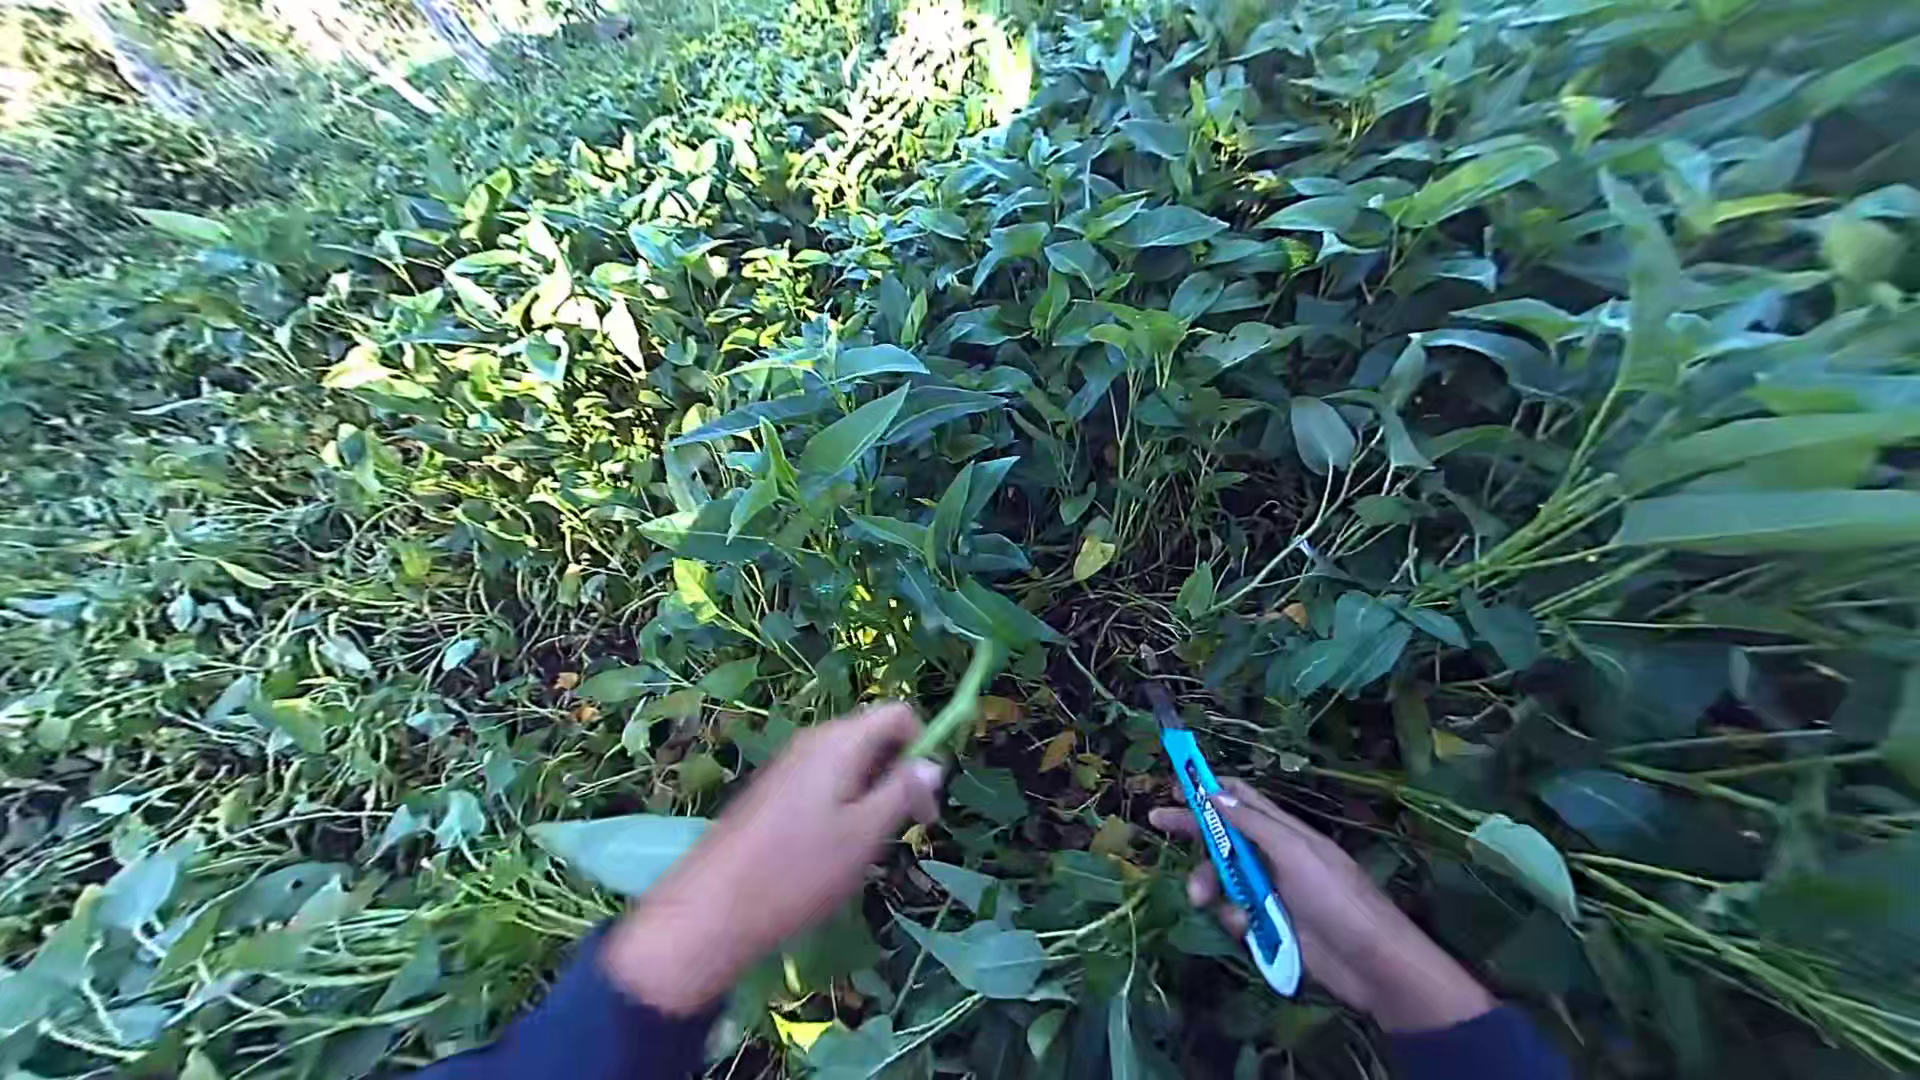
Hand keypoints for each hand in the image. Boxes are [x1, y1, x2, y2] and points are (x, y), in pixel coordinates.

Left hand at [602, 702, 945, 1013]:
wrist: (709, 911)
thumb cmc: (797, 871)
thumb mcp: (864, 834)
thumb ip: (903, 791)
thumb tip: (933, 763)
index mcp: (841, 740)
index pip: (899, 713)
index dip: (923, 745)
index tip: (925, 797)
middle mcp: (815, 739)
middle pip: (876, 735)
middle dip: (899, 771)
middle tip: (905, 826)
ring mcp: (791, 761)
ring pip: (852, 759)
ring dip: (874, 790)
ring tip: (869, 843)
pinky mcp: (776, 786)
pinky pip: (826, 776)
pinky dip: (846, 799)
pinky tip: (835, 846)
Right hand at [1150, 778, 1495, 1032]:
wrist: (1374, 968)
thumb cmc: (1337, 898)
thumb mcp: (1296, 852)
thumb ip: (1253, 822)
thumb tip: (1214, 790)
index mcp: (1279, 830)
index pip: (1238, 797)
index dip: (1208, 788)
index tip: (1178, 785)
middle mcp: (1268, 854)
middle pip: (1220, 833)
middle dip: (1190, 827)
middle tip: (1157, 821)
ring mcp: (1266, 889)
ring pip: (1220, 875)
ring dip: (1205, 882)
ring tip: (1200, 898)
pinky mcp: (1265, 923)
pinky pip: (1232, 912)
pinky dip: (1232, 917)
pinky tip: (1245, 926)